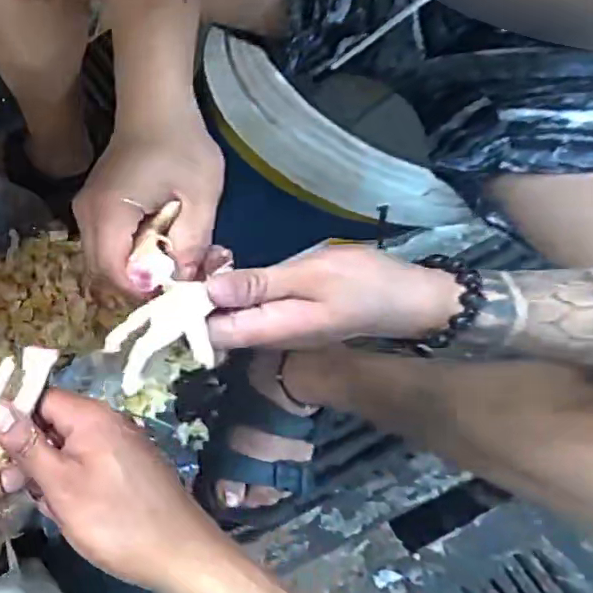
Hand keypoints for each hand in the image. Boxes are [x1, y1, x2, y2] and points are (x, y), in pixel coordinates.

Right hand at [0, 391, 226, 590]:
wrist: (184, 558)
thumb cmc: (115, 521)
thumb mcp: (60, 485)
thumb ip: (26, 445)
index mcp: (91, 417)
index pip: (39, 397)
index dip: (14, 419)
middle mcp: (110, 422)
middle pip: (55, 424)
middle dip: (36, 454)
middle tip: (29, 489)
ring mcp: (124, 446)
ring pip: (71, 449)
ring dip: (55, 474)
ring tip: (56, 508)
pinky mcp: (133, 469)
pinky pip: (92, 464)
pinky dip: (77, 483)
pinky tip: (78, 513)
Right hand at [74, 94, 223, 295]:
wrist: (154, 107)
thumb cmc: (181, 145)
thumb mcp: (202, 195)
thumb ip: (193, 242)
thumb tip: (183, 282)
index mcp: (110, 212)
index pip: (113, 271)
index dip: (141, 290)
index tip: (172, 289)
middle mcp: (86, 216)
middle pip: (101, 272)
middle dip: (136, 286)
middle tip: (171, 283)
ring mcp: (83, 212)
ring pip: (100, 262)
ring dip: (130, 272)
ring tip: (164, 265)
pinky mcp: (90, 209)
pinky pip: (102, 246)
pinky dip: (124, 256)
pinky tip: (152, 246)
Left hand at [205, 244, 462, 350]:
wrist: (411, 298)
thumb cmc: (363, 284)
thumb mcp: (308, 276)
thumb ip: (257, 285)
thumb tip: (209, 290)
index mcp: (268, 331)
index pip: (210, 333)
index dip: (189, 309)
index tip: (181, 278)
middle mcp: (266, 336)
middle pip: (216, 323)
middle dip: (200, 294)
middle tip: (199, 258)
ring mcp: (276, 328)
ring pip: (231, 313)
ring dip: (217, 287)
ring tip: (215, 255)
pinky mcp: (284, 315)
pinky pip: (248, 305)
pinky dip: (236, 285)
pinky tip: (233, 262)